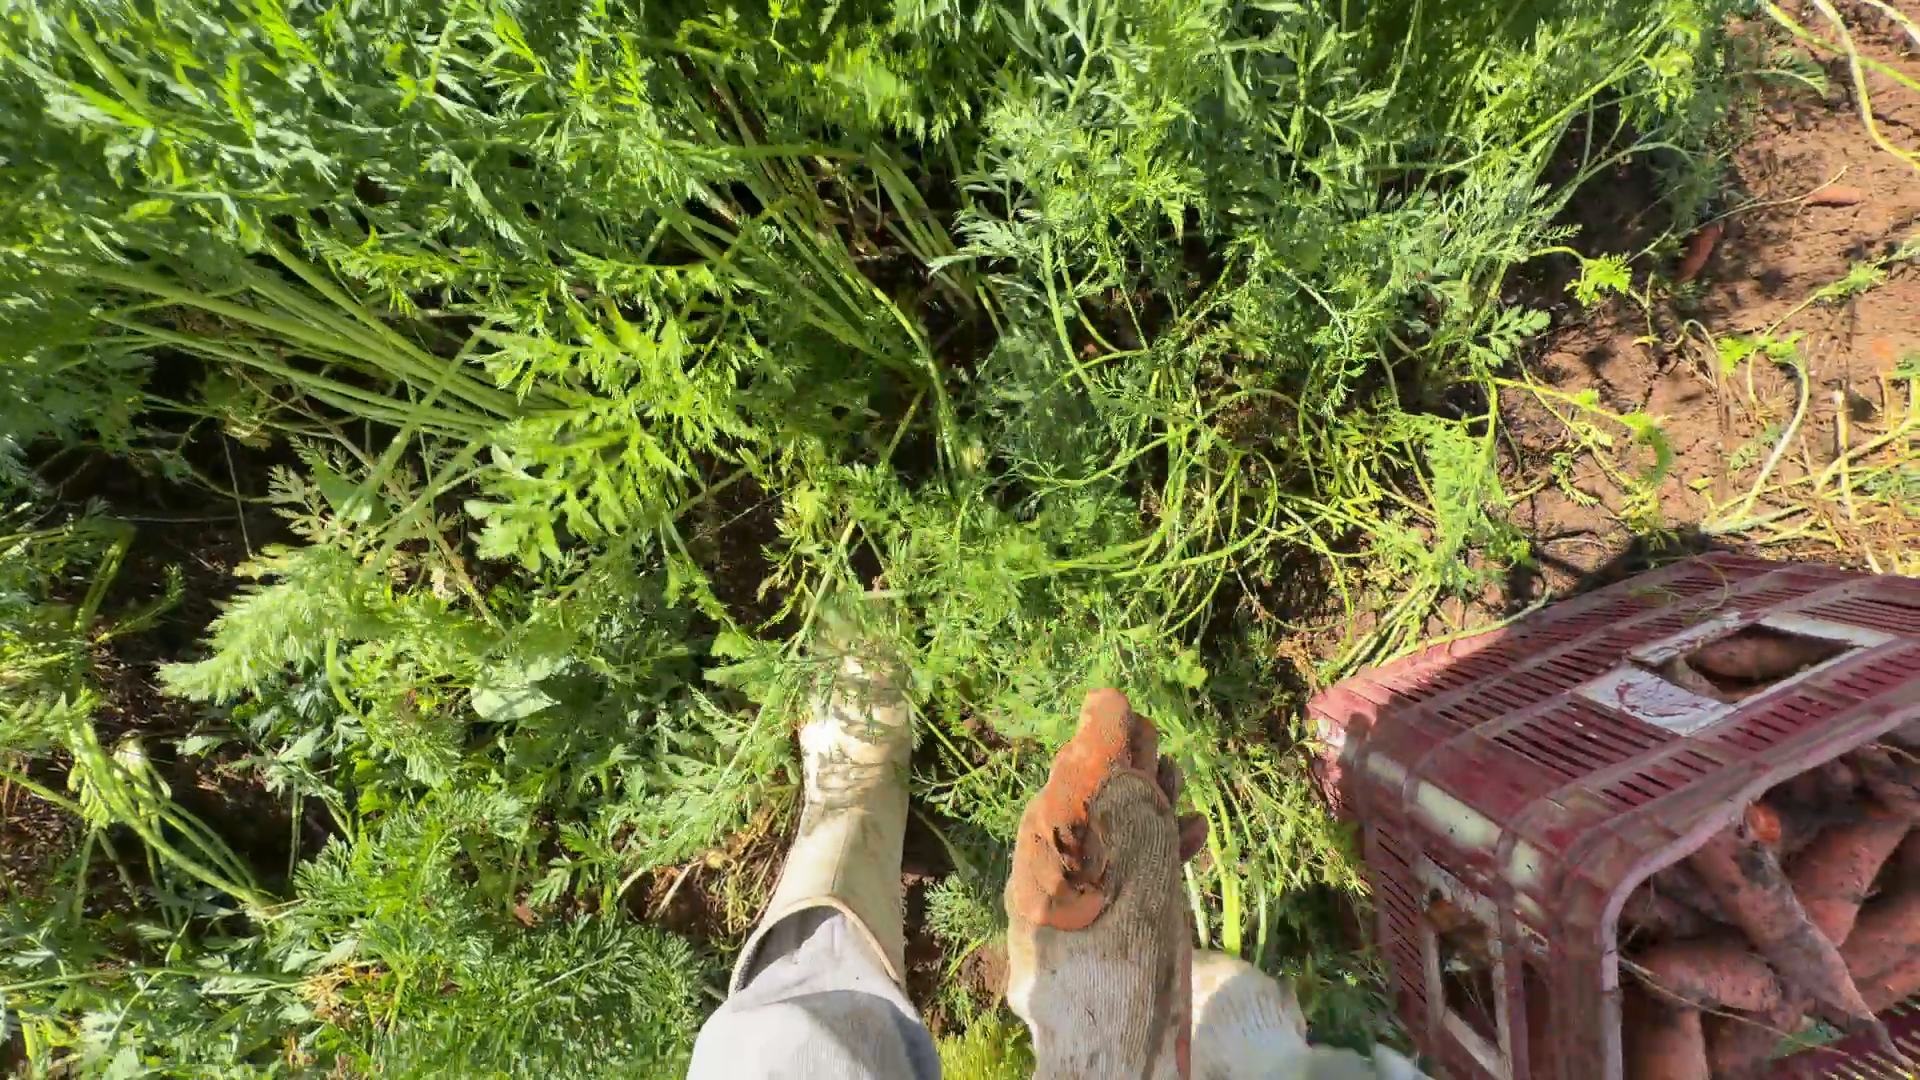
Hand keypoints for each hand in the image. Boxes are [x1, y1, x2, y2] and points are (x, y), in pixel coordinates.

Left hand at [1004, 689, 1207, 1078]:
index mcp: (1052, 815)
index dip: (1116, 742)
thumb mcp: (1079, 809)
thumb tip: (1108, 697)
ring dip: (1161, 797)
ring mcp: (1105, 868)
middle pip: (1114, 786)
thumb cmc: (1076, 885)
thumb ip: (1094, 753)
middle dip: (1142, 768)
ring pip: (1137, 815)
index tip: (1142, 731)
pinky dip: (1176, 839)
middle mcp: (1076, 838)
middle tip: (1161, 766)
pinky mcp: (1133, 895)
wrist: (1089, 987)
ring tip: (1175, 791)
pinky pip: (1154, 855)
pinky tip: (1194, 830)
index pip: (1085, 760)